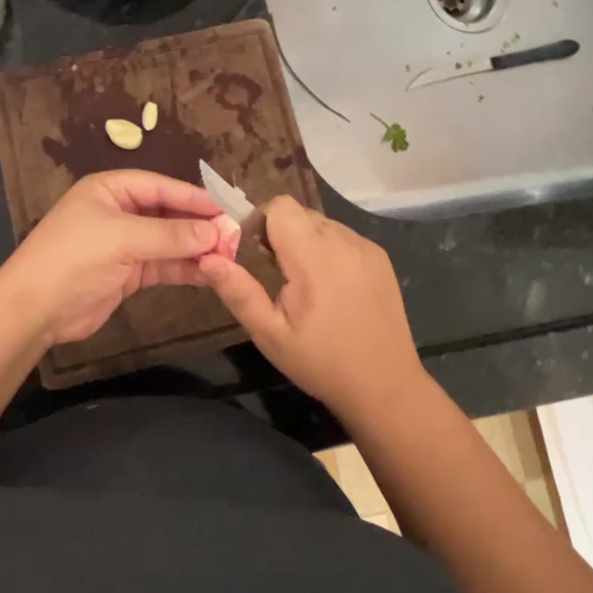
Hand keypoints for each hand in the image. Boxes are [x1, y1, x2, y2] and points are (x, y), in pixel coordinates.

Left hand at [0, 170, 227, 344]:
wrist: (35, 308)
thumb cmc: (73, 258)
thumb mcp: (122, 239)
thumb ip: (170, 235)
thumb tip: (215, 231)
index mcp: (109, 190)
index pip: (159, 186)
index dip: (192, 196)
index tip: (226, 207)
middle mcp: (117, 212)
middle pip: (166, 212)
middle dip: (197, 224)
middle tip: (233, 235)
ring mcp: (122, 244)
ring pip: (167, 241)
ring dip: (195, 248)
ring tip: (228, 255)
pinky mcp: (126, 273)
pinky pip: (162, 265)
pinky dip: (184, 268)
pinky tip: (209, 273)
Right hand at [198, 197, 423, 413]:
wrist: (385, 387)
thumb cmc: (320, 362)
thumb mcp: (270, 334)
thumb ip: (238, 292)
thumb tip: (207, 258)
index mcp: (313, 257)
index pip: (280, 206)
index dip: (260, 221)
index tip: (254, 254)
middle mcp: (343, 242)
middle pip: (298, 212)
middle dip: (279, 232)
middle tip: (275, 272)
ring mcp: (365, 247)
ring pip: (320, 222)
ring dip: (304, 240)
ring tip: (304, 282)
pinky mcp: (380, 257)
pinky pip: (342, 236)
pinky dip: (328, 249)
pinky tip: (330, 286)